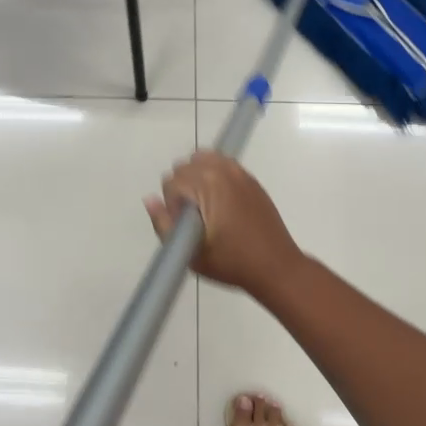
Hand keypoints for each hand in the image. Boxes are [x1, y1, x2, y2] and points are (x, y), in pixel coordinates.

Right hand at [145, 151, 303, 293]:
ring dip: (196, 178)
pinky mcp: (249, 178)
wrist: (276, 266)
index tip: (185, 227)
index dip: (172, 206)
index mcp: (206, 185)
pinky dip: (214, 174)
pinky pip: (221, 163)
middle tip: (194, 219)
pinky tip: (220, 201)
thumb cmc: (231, 262)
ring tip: (205, 207)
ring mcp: (238, 171)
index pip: (171, 182)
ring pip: (202, 159)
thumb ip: (164, 225)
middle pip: (185, 167)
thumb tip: (150, 199)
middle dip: (182, 190)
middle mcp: (221, 169)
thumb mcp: (190, 253)